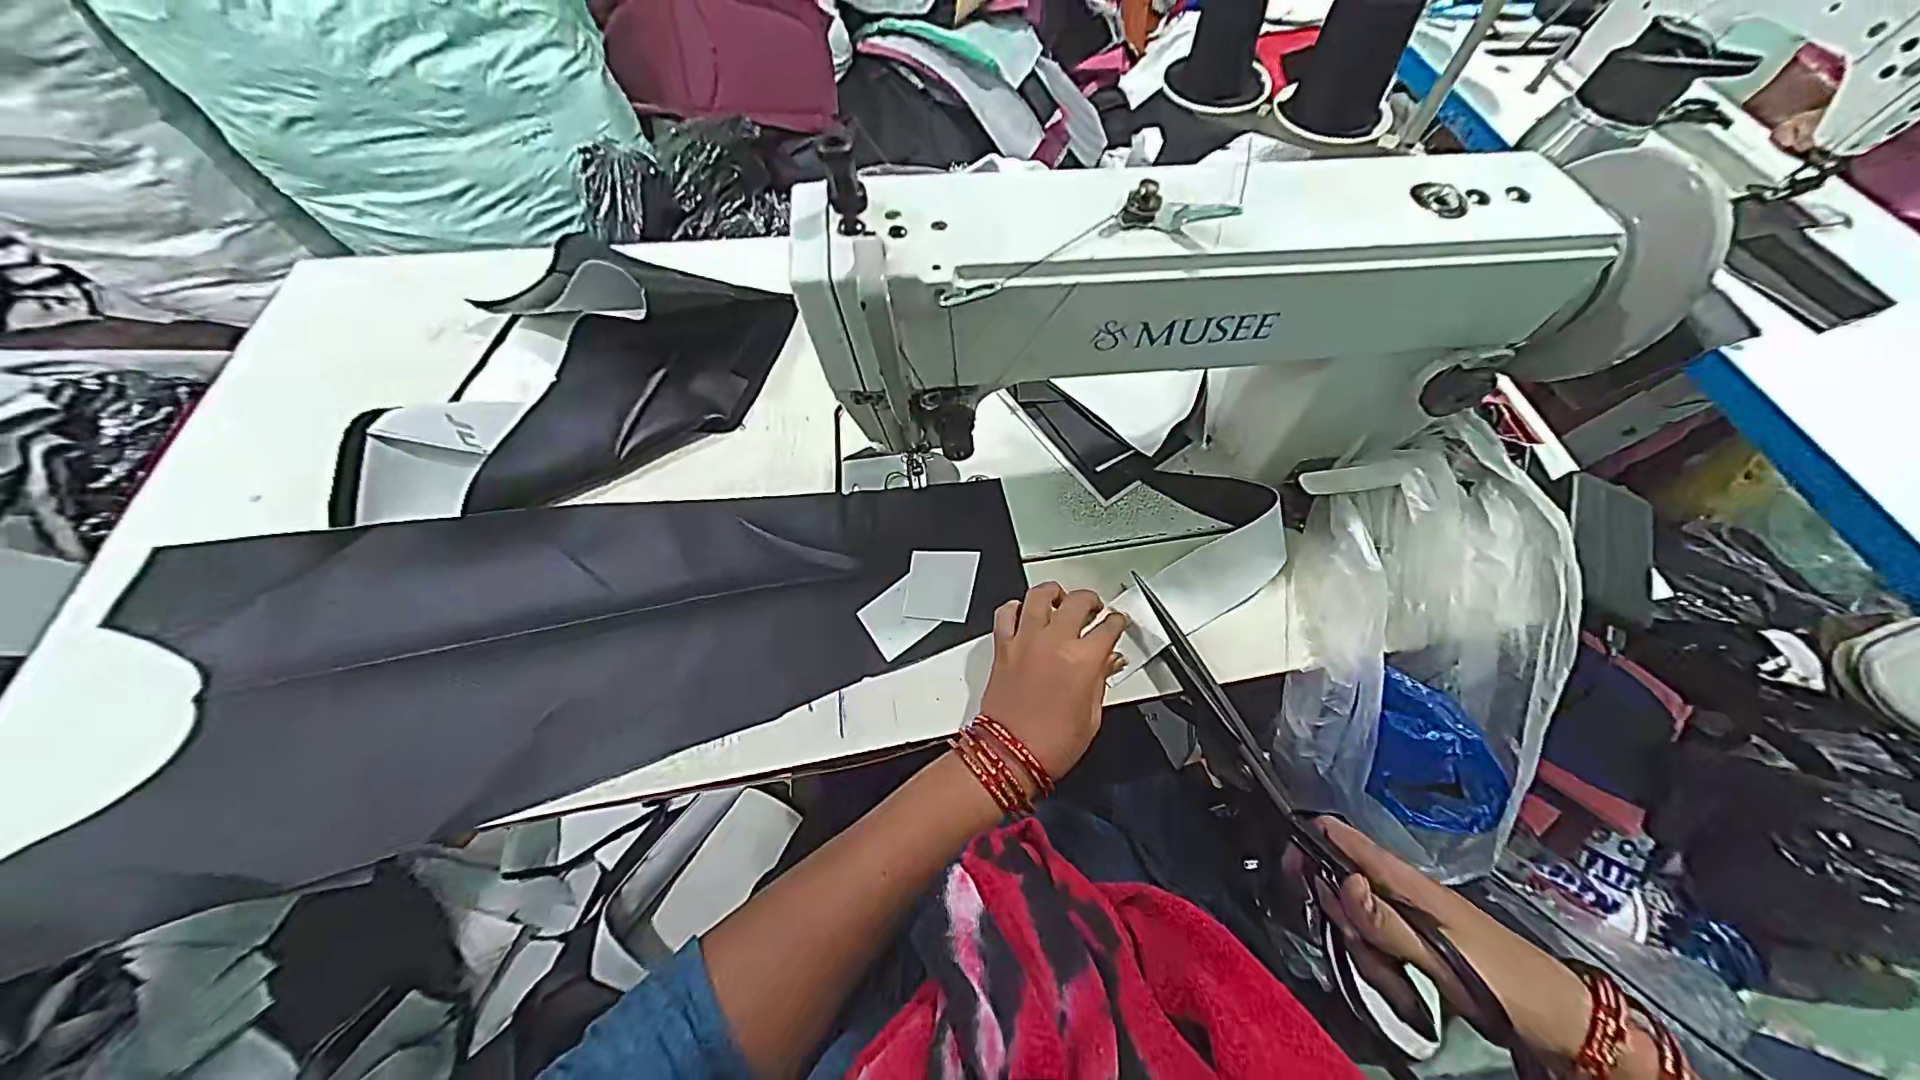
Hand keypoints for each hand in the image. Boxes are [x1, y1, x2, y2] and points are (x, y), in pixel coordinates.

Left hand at [977, 583, 1128, 782]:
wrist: (1010, 754)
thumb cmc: (1050, 744)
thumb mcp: (1092, 716)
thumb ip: (1101, 680)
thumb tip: (1109, 662)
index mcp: (1083, 660)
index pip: (1108, 626)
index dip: (1117, 622)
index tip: (1117, 622)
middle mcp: (1054, 642)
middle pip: (1078, 600)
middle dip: (1091, 600)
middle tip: (1094, 607)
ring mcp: (1026, 641)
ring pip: (1039, 595)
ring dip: (1054, 592)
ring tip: (1060, 598)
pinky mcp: (1003, 646)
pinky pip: (1006, 613)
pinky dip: (1016, 607)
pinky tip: (1024, 612)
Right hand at [1307, 818, 1591, 1061]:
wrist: (1564, 1024)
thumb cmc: (1508, 983)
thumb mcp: (1445, 956)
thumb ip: (1389, 922)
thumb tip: (1342, 882)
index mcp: (1409, 882)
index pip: (1347, 841)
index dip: (1312, 841)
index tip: (1291, 864)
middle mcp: (1402, 891)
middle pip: (1342, 885)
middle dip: (1339, 917)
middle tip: (1362, 949)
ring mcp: (1407, 917)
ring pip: (1355, 918)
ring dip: (1361, 949)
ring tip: (1393, 980)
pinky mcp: (1412, 942)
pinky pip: (1372, 942)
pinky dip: (1375, 963)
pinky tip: (1397, 985)